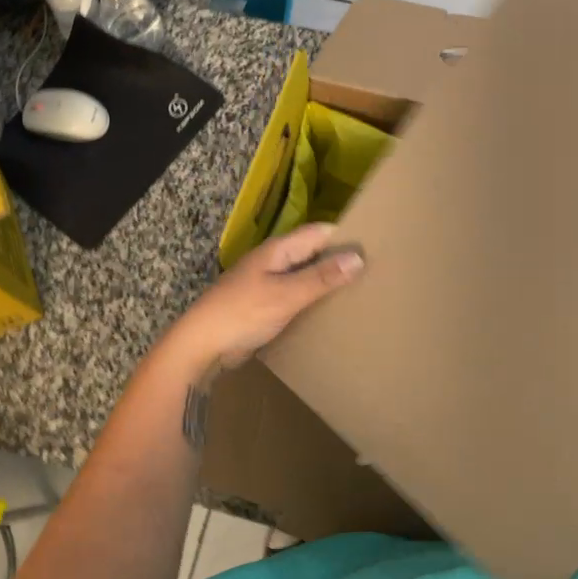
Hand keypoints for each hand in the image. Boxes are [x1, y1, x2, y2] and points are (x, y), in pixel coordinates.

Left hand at [161, 223, 363, 375]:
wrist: (201, 345)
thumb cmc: (242, 314)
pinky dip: (310, 302)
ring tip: (359, 293)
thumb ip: (321, 277)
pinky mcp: (263, 307)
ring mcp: (266, 285)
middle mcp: (272, 262)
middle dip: (338, 261)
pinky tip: (328, 315)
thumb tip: (358, 257)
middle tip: (374, 272)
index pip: (318, 233)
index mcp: (277, 251)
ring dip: (325, 283)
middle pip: (312, 254)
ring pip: (303, 277)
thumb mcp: (286, 295)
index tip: (376, 244)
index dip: (344, 235)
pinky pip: (294, 298)